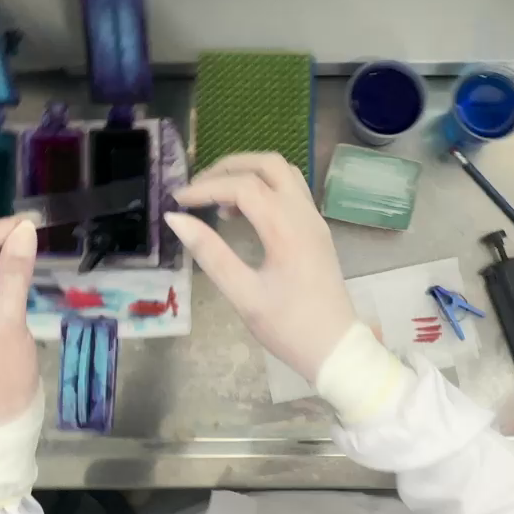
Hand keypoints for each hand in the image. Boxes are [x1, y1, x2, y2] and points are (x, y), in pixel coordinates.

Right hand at [164, 153, 357, 381]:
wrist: (336, 349)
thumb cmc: (289, 327)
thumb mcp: (243, 295)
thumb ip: (209, 253)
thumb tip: (176, 220)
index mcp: (287, 228)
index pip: (242, 187)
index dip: (206, 188)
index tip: (177, 201)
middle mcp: (305, 214)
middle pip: (268, 165)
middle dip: (229, 168)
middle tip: (198, 188)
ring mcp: (315, 220)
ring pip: (283, 173)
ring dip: (249, 174)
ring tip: (218, 198)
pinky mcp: (317, 230)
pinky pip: (291, 191)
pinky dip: (264, 188)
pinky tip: (243, 213)